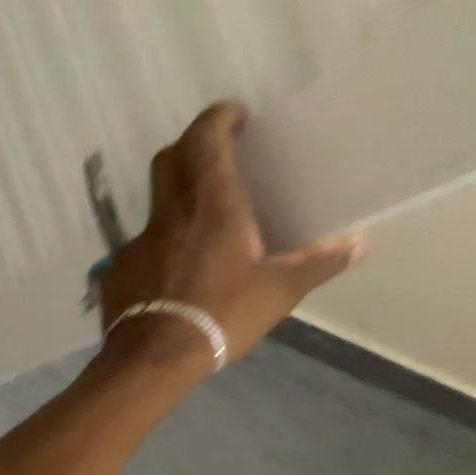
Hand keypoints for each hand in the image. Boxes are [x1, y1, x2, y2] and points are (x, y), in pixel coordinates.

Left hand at [98, 101, 368, 366]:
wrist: (151, 358)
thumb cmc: (220, 314)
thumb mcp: (280, 290)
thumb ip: (319, 262)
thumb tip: (359, 243)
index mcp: (210, 205)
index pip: (204, 140)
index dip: (216, 119)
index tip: (233, 117)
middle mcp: (167, 215)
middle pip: (169, 162)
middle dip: (191, 149)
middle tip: (216, 158)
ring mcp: (134, 244)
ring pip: (152, 205)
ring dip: (174, 202)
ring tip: (199, 223)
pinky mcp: (116, 272)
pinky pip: (138, 248)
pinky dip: (157, 248)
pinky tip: (171, 271)